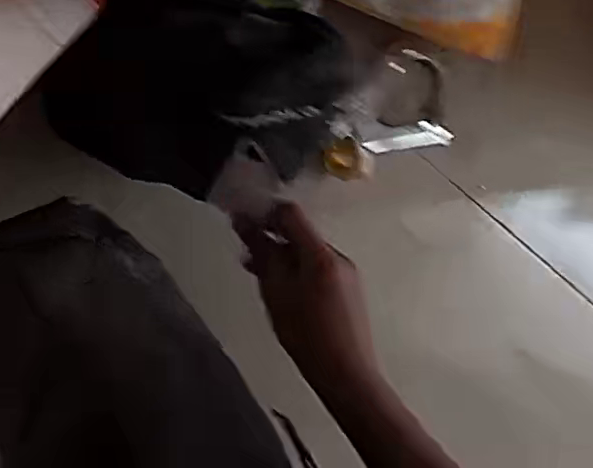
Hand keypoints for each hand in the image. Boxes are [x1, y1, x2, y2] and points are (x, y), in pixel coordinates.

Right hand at [236, 202, 377, 385]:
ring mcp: (345, 273)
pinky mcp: (348, 289)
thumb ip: (261, 252)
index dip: (263, 213)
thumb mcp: (275, 292)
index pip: (288, 213)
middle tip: (248, 252)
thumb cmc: (310, 339)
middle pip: (298, 231)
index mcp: (320, 254)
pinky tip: (283, 289)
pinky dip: (298, 269)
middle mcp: (336, 257)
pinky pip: (318, 266)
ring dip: (282, 255)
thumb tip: (245, 223)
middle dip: (271, 238)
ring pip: (306, 250)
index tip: (244, 223)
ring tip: (261, 274)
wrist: (348, 379)